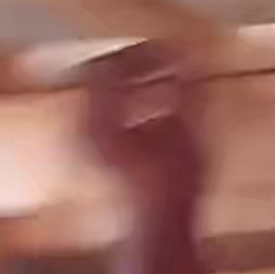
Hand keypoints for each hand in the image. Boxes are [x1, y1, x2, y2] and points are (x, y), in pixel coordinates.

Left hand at [80, 41, 205, 214]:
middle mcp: (84, 127)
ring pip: (102, 99)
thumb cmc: (172, 181)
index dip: (142, 52)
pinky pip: (107, 118)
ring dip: (131, 85)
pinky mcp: (100, 158)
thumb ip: (185, 91)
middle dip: (133, 65)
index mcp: (99, 116)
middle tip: (162, 57)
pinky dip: (131, 106)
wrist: (159, 225)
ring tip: (161, 81)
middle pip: (100, 79)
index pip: (112, 67)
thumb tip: (190, 58)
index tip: (170, 47)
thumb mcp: (185, 131)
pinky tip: (157, 112)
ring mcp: (88, 145)